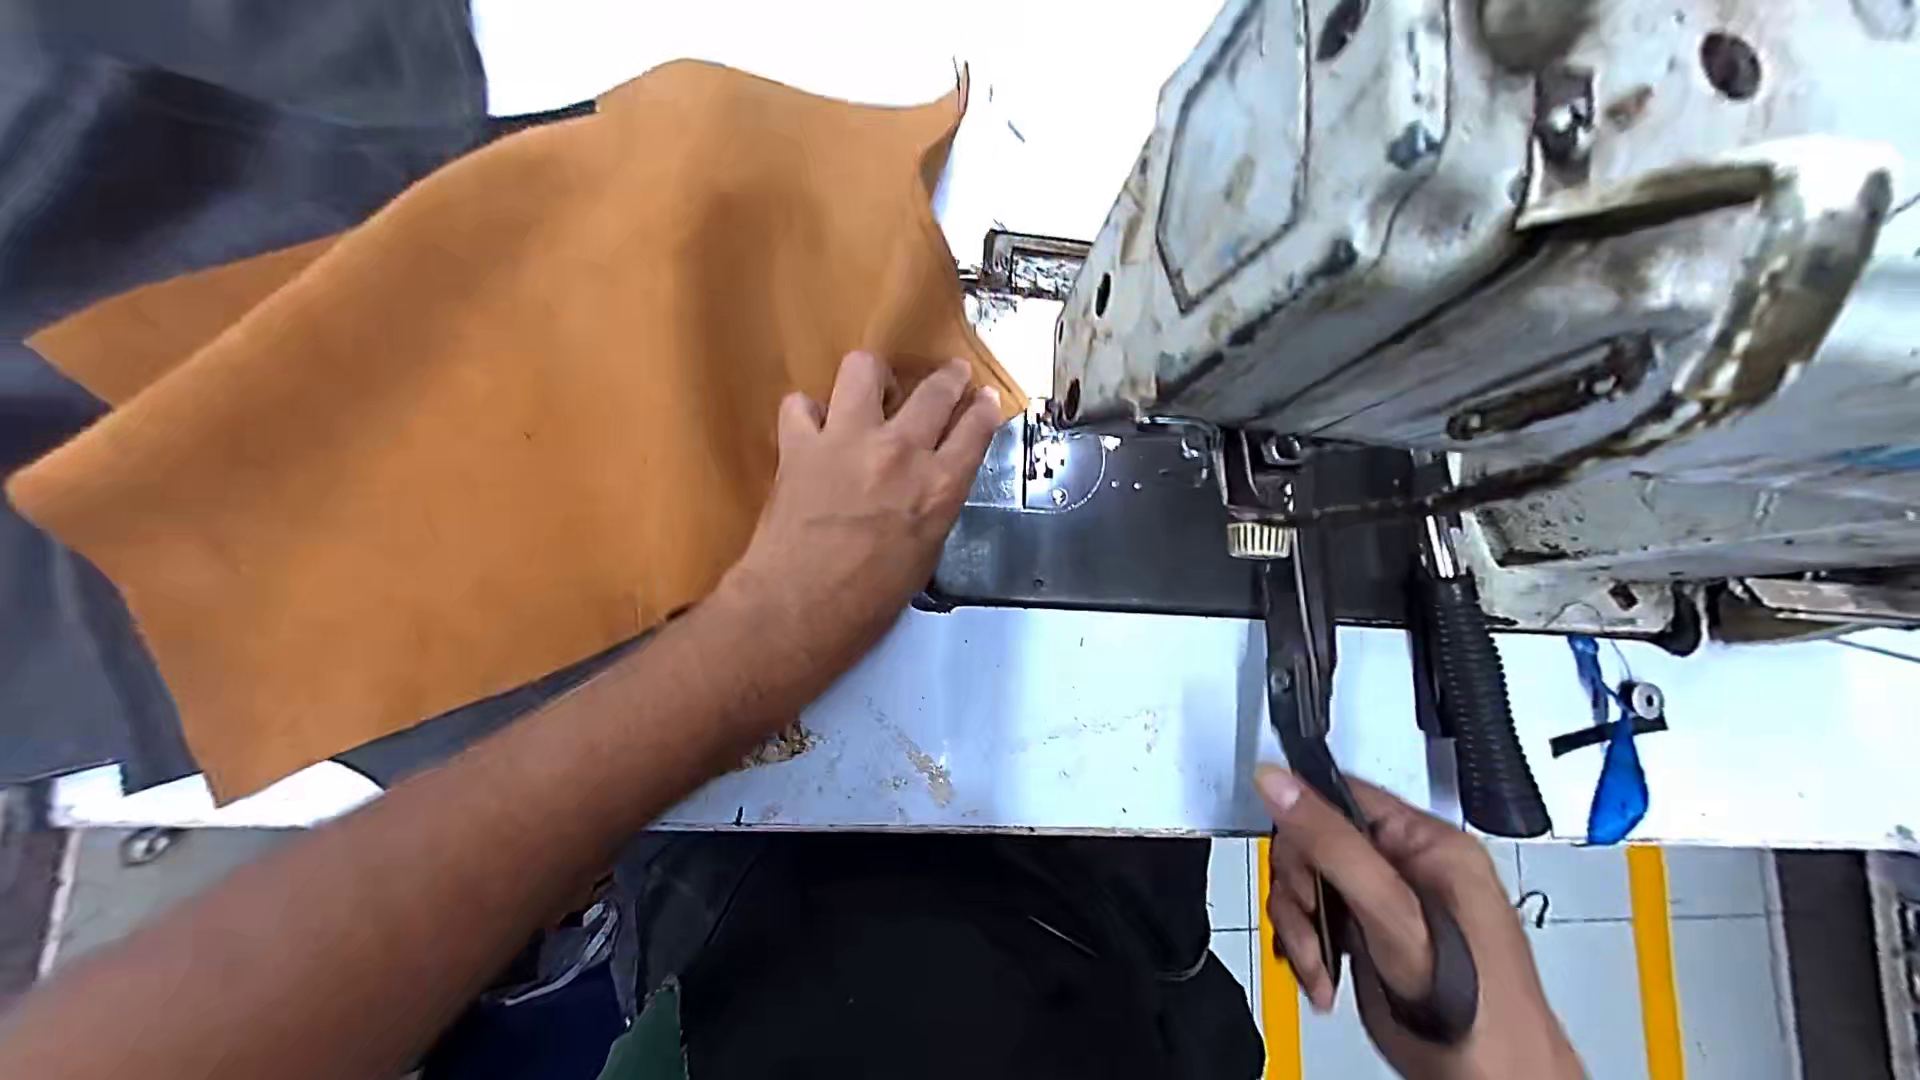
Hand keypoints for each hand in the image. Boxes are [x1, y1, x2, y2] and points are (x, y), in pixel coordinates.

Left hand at [714, 351, 1000, 704]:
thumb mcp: (925, 553)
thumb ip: (932, 507)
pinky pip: (802, 405)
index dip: (985, 409)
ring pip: (864, 369)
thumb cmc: (870, 600)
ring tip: (873, 394)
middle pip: (936, 392)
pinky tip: (814, 431)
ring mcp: (848, 441)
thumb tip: (927, 485)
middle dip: (950, 378)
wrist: (799, 609)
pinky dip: (809, 415)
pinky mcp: (800, 444)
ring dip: (874, 379)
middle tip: (952, 375)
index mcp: (939, 486)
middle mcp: (900, 452)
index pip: (976, 430)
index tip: (986, 398)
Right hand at [1257, 766, 1582, 1079]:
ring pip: (1304, 878)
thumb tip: (1280, 784)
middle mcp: (1406, 865)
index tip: (1292, 856)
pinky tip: (1323, 972)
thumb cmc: (1481, 1023)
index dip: (1302, 818)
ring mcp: (1385, 899)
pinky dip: (1304, 943)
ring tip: (1318, 961)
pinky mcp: (1367, 929)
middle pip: (1312, 838)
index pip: (1340, 793)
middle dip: (1298, 886)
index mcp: (1428, 844)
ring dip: (1298, 923)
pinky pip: (1310, 912)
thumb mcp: (1392, 917)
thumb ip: (1333, 845)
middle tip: (1310, 918)